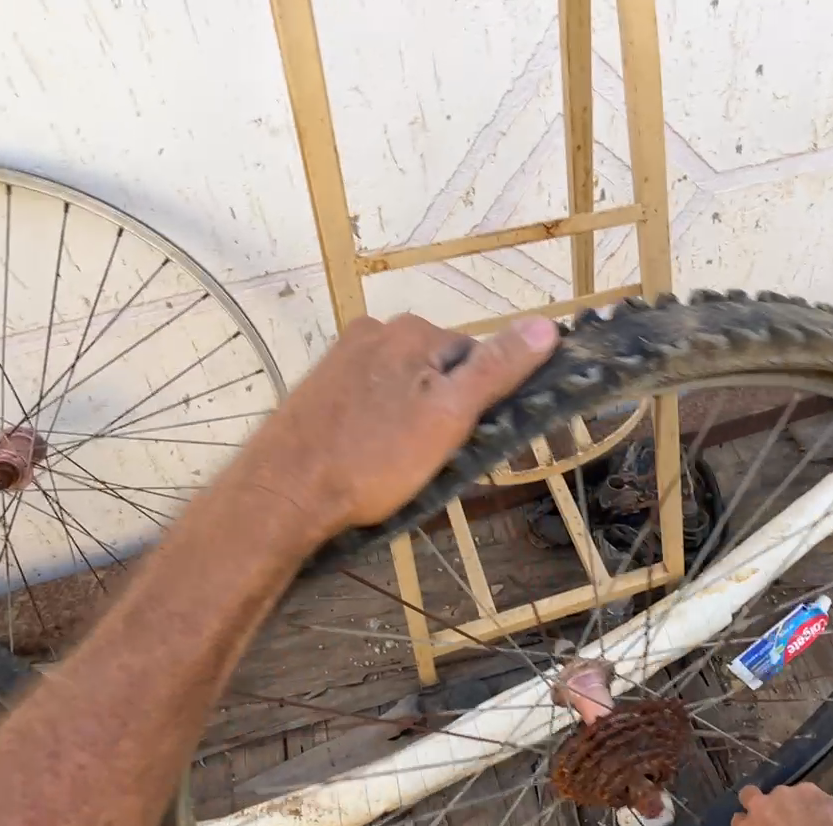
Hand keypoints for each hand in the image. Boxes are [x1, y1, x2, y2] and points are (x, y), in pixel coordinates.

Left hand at [247, 313, 558, 528]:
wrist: (284, 492)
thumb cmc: (374, 459)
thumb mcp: (449, 416)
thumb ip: (497, 369)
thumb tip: (548, 326)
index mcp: (410, 332)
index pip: (474, 357)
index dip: (479, 402)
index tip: (468, 441)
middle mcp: (373, 332)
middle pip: (436, 370)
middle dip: (444, 410)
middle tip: (434, 459)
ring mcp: (341, 358)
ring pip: (403, 387)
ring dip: (413, 419)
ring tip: (400, 464)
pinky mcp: (320, 388)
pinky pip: (371, 400)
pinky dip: (380, 424)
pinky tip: (370, 457)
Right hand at [732, 783, 832, 825]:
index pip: (738, 820)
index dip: (750, 823)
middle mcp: (761, 806)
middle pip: (749, 794)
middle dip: (759, 801)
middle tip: (777, 815)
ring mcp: (784, 793)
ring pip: (783, 794)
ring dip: (792, 804)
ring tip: (812, 821)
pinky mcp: (807, 787)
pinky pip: (806, 793)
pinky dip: (813, 803)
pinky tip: (826, 818)